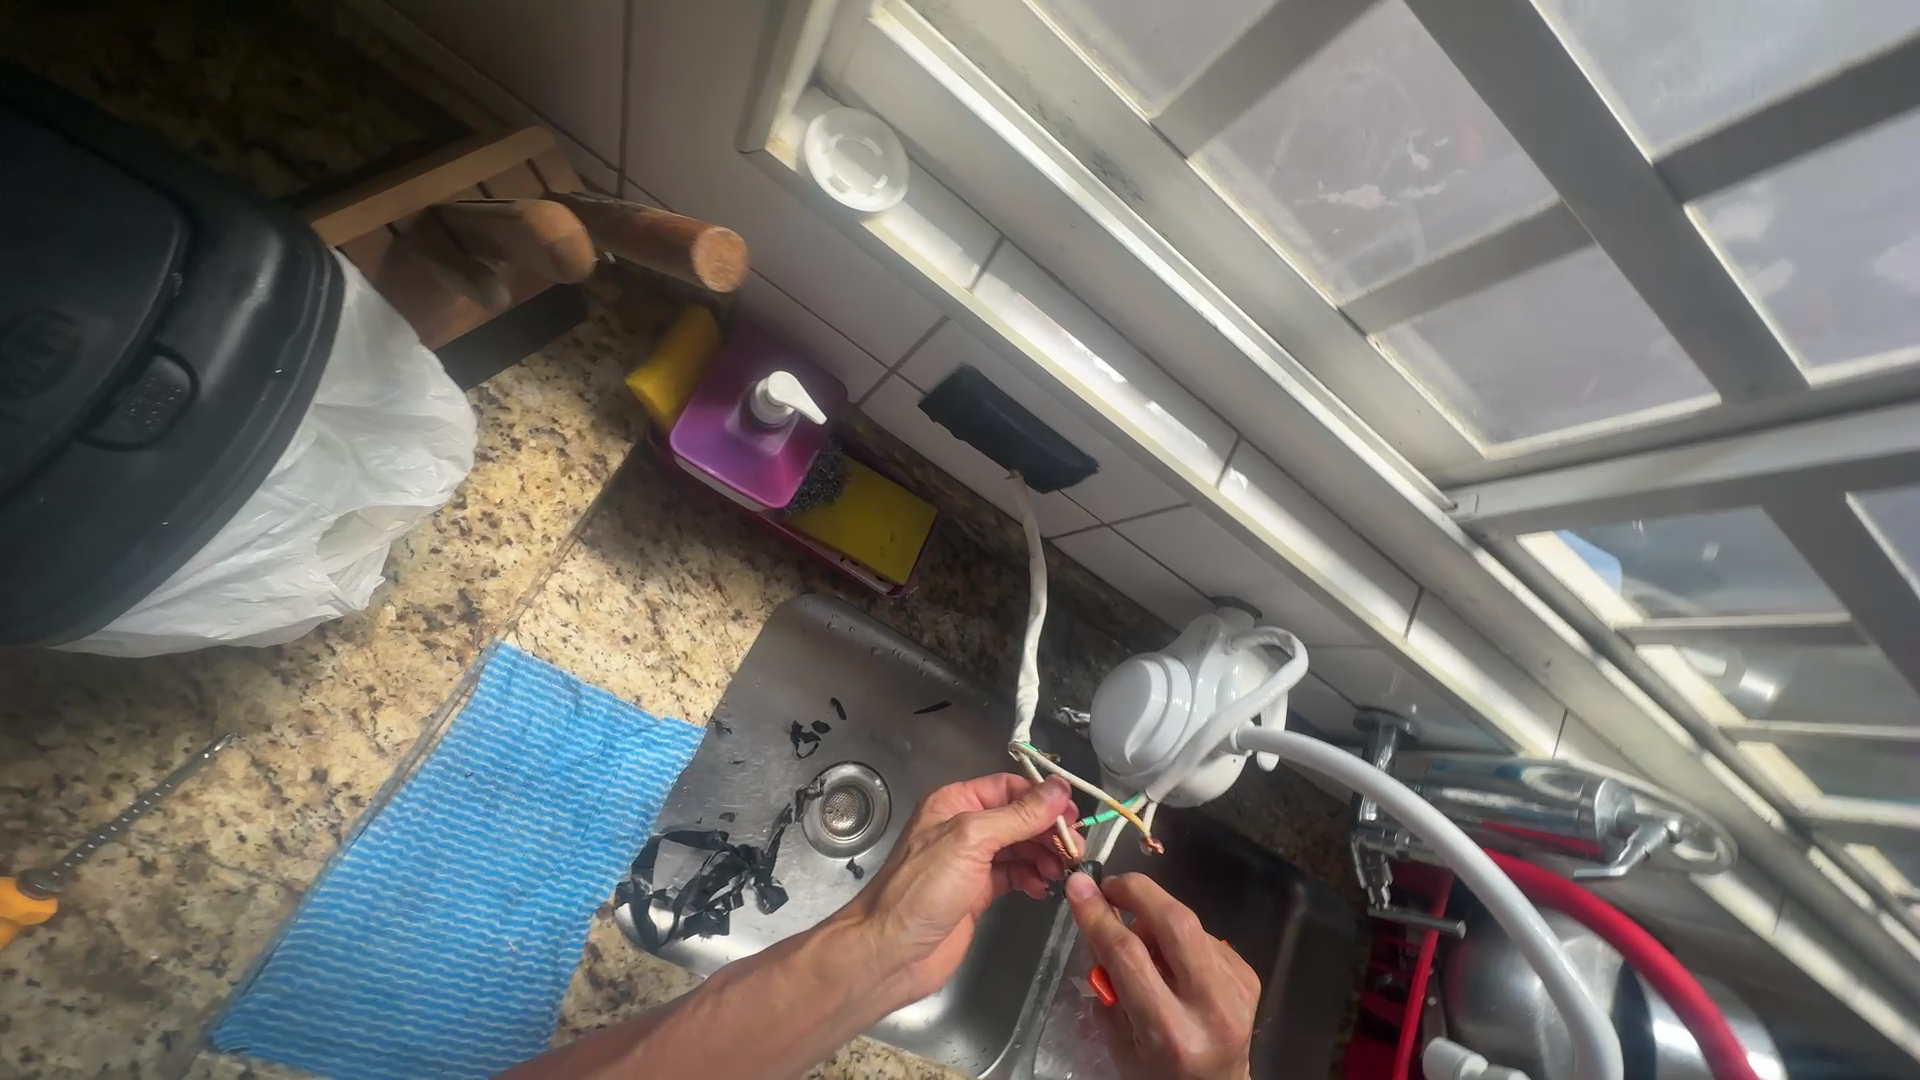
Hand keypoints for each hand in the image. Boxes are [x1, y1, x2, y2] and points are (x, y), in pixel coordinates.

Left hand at [828, 773, 1073, 1006]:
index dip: (1041, 798)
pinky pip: (1014, 875)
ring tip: (1061, 871)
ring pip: (1019, 847)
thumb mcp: (971, 840)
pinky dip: (1032, 878)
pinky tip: (1043, 887)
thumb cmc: (922, 889)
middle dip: (1047, 830)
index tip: (1072, 814)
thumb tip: (1058, 790)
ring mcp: (971, 861)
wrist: (890, 952)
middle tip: (1074, 848)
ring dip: (1043, 855)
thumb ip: (1018, 815)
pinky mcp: (977, 893)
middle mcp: (964, 827)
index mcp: (955, 803)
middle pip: (1018, 817)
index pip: (1008, 788)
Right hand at [1066, 872, 1259, 1079]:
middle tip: (1110, 887)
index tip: (1078, 886)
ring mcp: (1236, 989)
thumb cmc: (1155, 1071)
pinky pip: (1200, 934)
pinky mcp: (1247, 975)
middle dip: (1136, 891)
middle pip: (1175, 922)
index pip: (1128, 955)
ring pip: (1186, 922)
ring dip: (1153, 919)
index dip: (1099, 915)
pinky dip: (1175, 937)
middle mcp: (1210, 1008)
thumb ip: (1106, 975)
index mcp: (1169, 1033)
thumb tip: (1093, 906)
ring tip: (1143, 945)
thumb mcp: (1117, 1037)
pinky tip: (1172, 960)